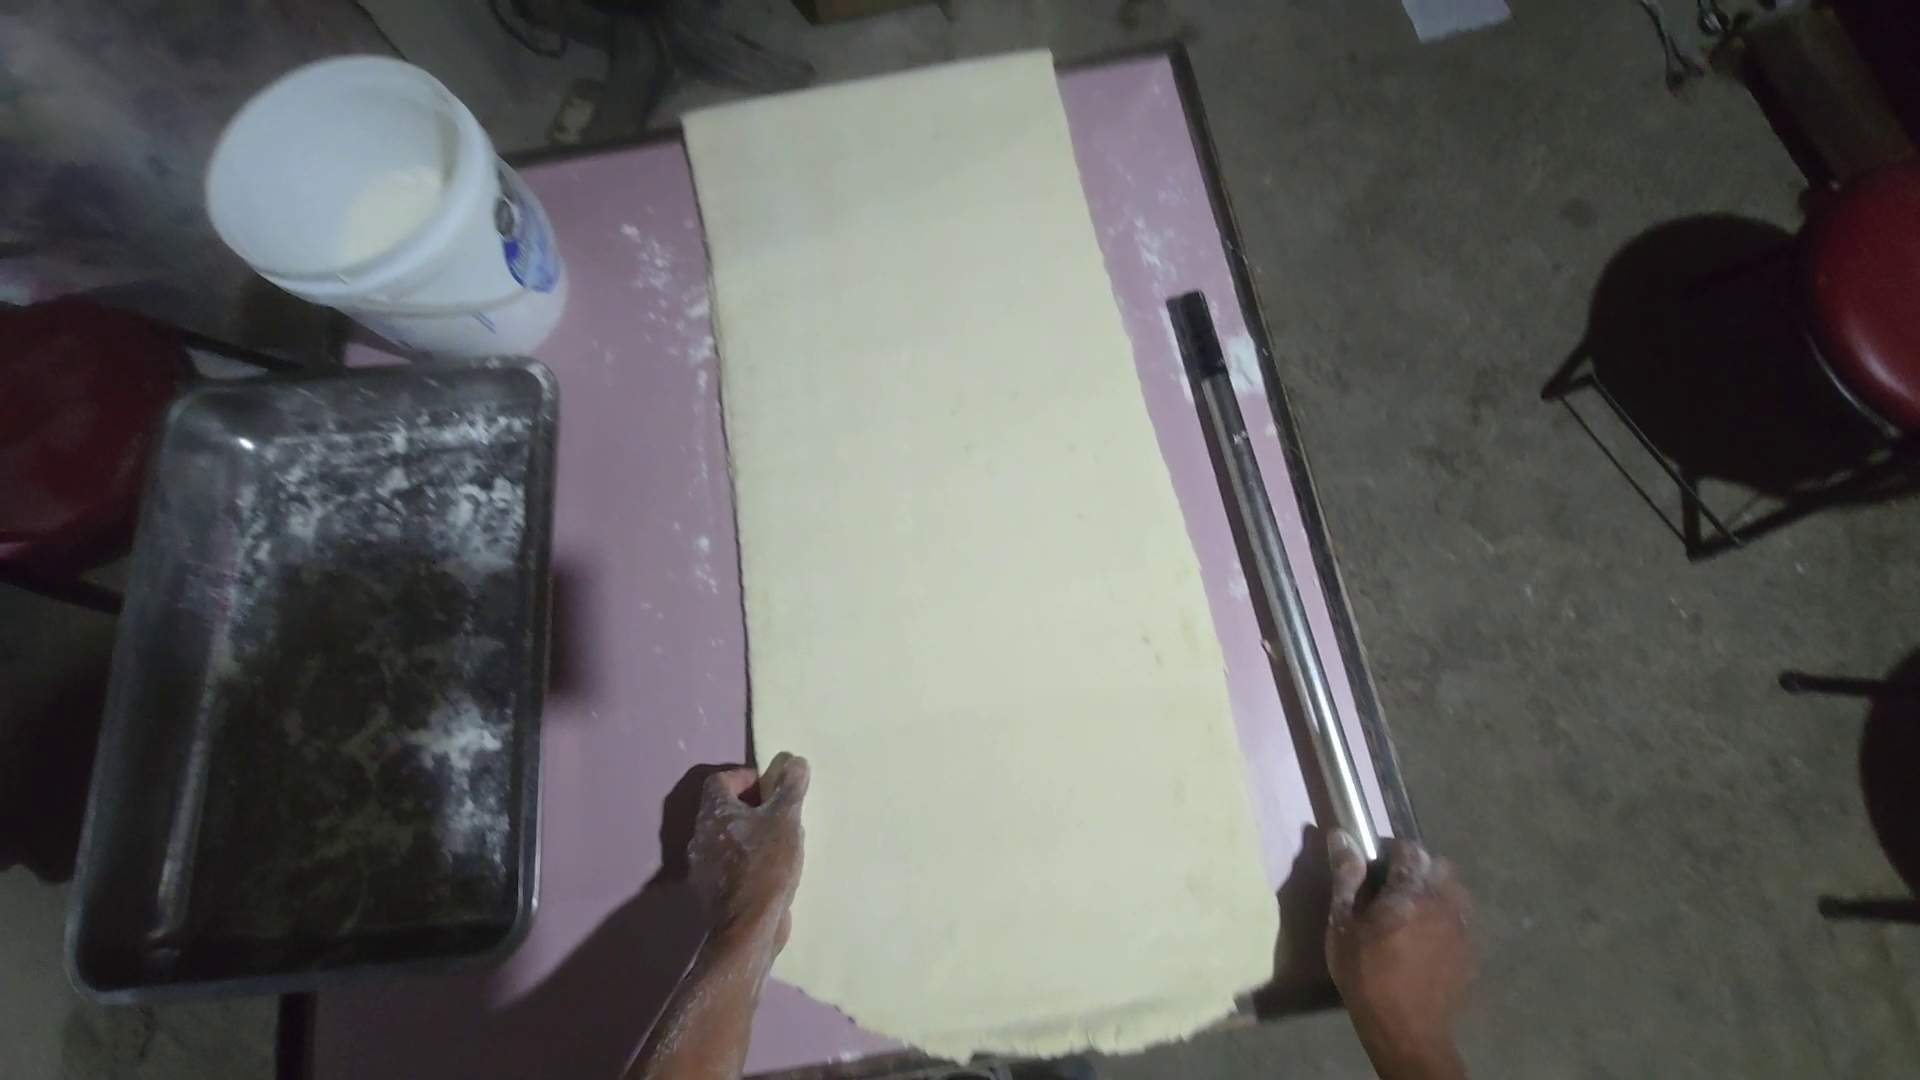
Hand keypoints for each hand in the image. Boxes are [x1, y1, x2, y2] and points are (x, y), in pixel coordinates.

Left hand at [688, 753, 808, 948]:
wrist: (749, 927)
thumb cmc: (766, 863)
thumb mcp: (786, 818)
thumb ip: (790, 786)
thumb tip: (794, 760)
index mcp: (713, 813)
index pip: (721, 780)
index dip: (746, 777)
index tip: (772, 787)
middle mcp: (700, 836)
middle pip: (723, 808)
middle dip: (752, 805)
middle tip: (780, 810)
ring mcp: (703, 866)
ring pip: (726, 836)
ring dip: (750, 832)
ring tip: (780, 839)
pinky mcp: (712, 891)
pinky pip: (728, 862)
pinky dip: (746, 857)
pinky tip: (771, 868)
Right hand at [1325, 831, 1472, 1077]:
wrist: (1405, 1030)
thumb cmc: (1365, 972)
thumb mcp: (1342, 922)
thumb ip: (1345, 876)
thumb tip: (1342, 836)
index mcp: (1411, 893)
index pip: (1410, 849)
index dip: (1390, 851)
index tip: (1373, 867)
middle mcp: (1445, 905)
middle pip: (1439, 866)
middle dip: (1417, 868)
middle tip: (1391, 888)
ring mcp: (1463, 930)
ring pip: (1455, 892)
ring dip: (1434, 891)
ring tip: (1411, 912)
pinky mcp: (1471, 953)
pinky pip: (1461, 920)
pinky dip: (1445, 917)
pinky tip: (1426, 939)